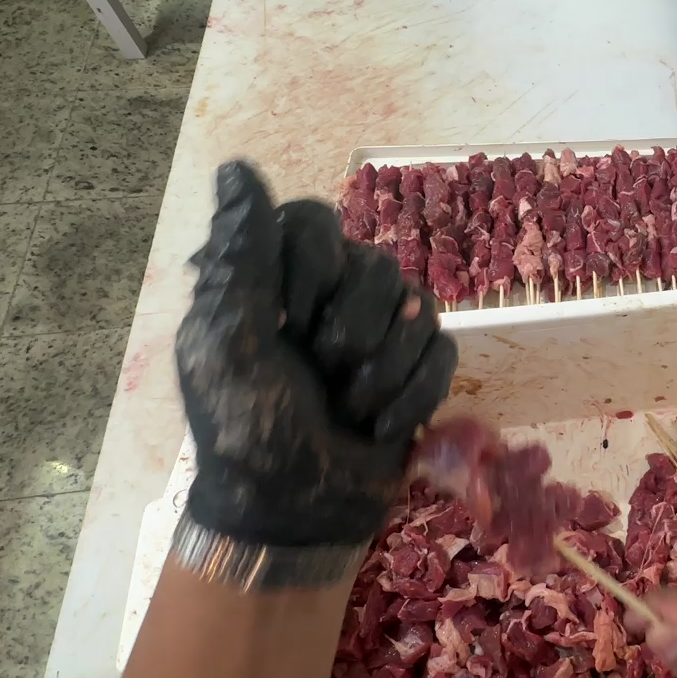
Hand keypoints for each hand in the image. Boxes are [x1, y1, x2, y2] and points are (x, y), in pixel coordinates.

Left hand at [176, 161, 455, 546]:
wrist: (298, 512)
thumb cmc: (250, 429)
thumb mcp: (230, 343)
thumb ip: (241, 256)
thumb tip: (236, 166)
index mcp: (276, 281)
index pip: (314, 221)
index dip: (314, 269)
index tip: (288, 321)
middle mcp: (335, 295)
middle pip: (378, 264)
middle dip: (354, 332)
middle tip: (324, 373)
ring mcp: (385, 331)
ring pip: (421, 306)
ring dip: (385, 369)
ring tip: (352, 408)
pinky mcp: (421, 367)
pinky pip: (446, 351)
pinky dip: (416, 393)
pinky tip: (385, 426)